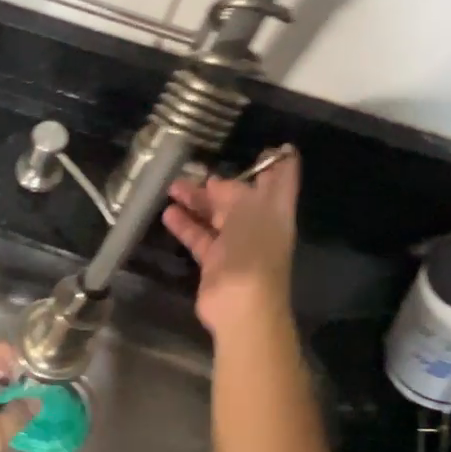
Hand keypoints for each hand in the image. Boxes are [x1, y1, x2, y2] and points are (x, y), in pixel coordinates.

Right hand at [163, 146, 298, 337]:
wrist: (242, 305)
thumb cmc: (252, 253)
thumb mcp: (244, 212)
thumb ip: (231, 194)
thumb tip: (216, 184)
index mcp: (275, 212)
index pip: (282, 181)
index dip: (280, 163)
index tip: (276, 146)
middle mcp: (259, 226)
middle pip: (240, 198)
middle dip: (221, 183)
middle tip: (194, 168)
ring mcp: (237, 245)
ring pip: (216, 217)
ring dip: (197, 202)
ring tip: (172, 187)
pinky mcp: (216, 263)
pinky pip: (200, 238)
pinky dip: (186, 226)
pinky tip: (168, 214)